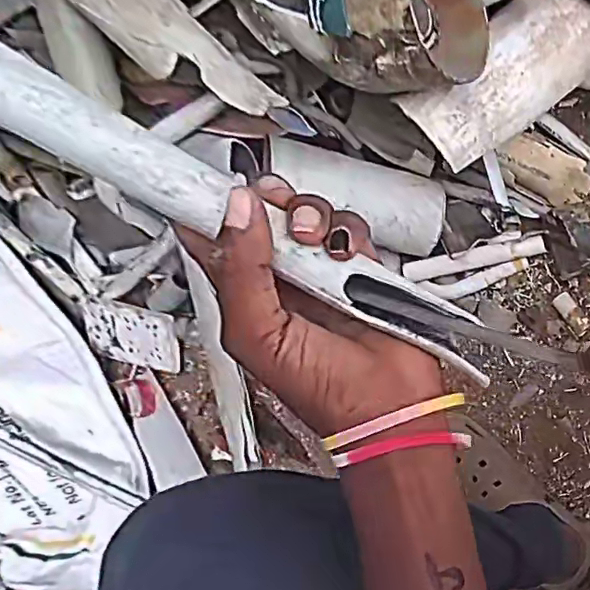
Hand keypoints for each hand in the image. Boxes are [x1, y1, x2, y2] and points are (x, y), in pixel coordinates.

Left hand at [179, 175, 441, 435]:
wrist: (387, 405)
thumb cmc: (323, 392)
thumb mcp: (257, 336)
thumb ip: (240, 272)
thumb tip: (239, 213)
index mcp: (244, 296)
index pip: (211, 237)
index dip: (204, 205)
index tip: (202, 184)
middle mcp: (282, 280)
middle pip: (262, 214)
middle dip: (265, 202)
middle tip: (271, 211)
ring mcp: (323, 273)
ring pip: (308, 214)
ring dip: (310, 217)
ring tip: (316, 244)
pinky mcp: (363, 270)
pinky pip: (351, 230)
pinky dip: (349, 233)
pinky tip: (347, 259)